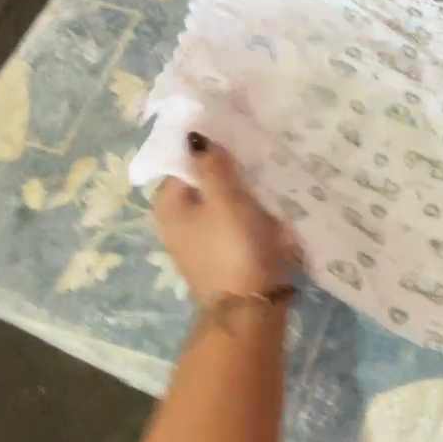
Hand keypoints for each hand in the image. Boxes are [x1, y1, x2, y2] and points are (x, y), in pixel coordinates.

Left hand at [153, 132, 300, 305]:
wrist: (250, 306)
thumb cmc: (233, 247)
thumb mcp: (225, 199)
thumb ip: (212, 166)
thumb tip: (195, 136)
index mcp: (168, 206)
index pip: (185, 164)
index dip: (210, 149)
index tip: (241, 137)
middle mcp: (177, 222)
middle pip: (206, 183)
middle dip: (233, 172)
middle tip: (262, 158)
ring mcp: (201, 241)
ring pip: (225, 203)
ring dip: (247, 194)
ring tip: (273, 180)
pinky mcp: (224, 254)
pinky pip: (238, 223)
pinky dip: (253, 215)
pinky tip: (274, 211)